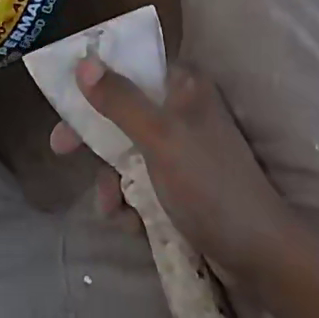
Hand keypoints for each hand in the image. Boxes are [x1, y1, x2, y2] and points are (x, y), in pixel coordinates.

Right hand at [51, 56, 304, 275]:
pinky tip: (130, 222)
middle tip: (60, 148)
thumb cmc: (208, 182)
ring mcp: (182, 147)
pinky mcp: (182, 182)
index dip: (97, 73)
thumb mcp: (159, 137)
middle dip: (94, 136)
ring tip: (111, 207)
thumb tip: (84, 63)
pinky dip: (130, 198)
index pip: (133, 63)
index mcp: (183, 85)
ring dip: (112, 178)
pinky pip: (142, 180)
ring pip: (128, 149)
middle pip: (124, 108)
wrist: (258, 254)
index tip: (65, 89)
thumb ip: (120, 100)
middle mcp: (182, 108)